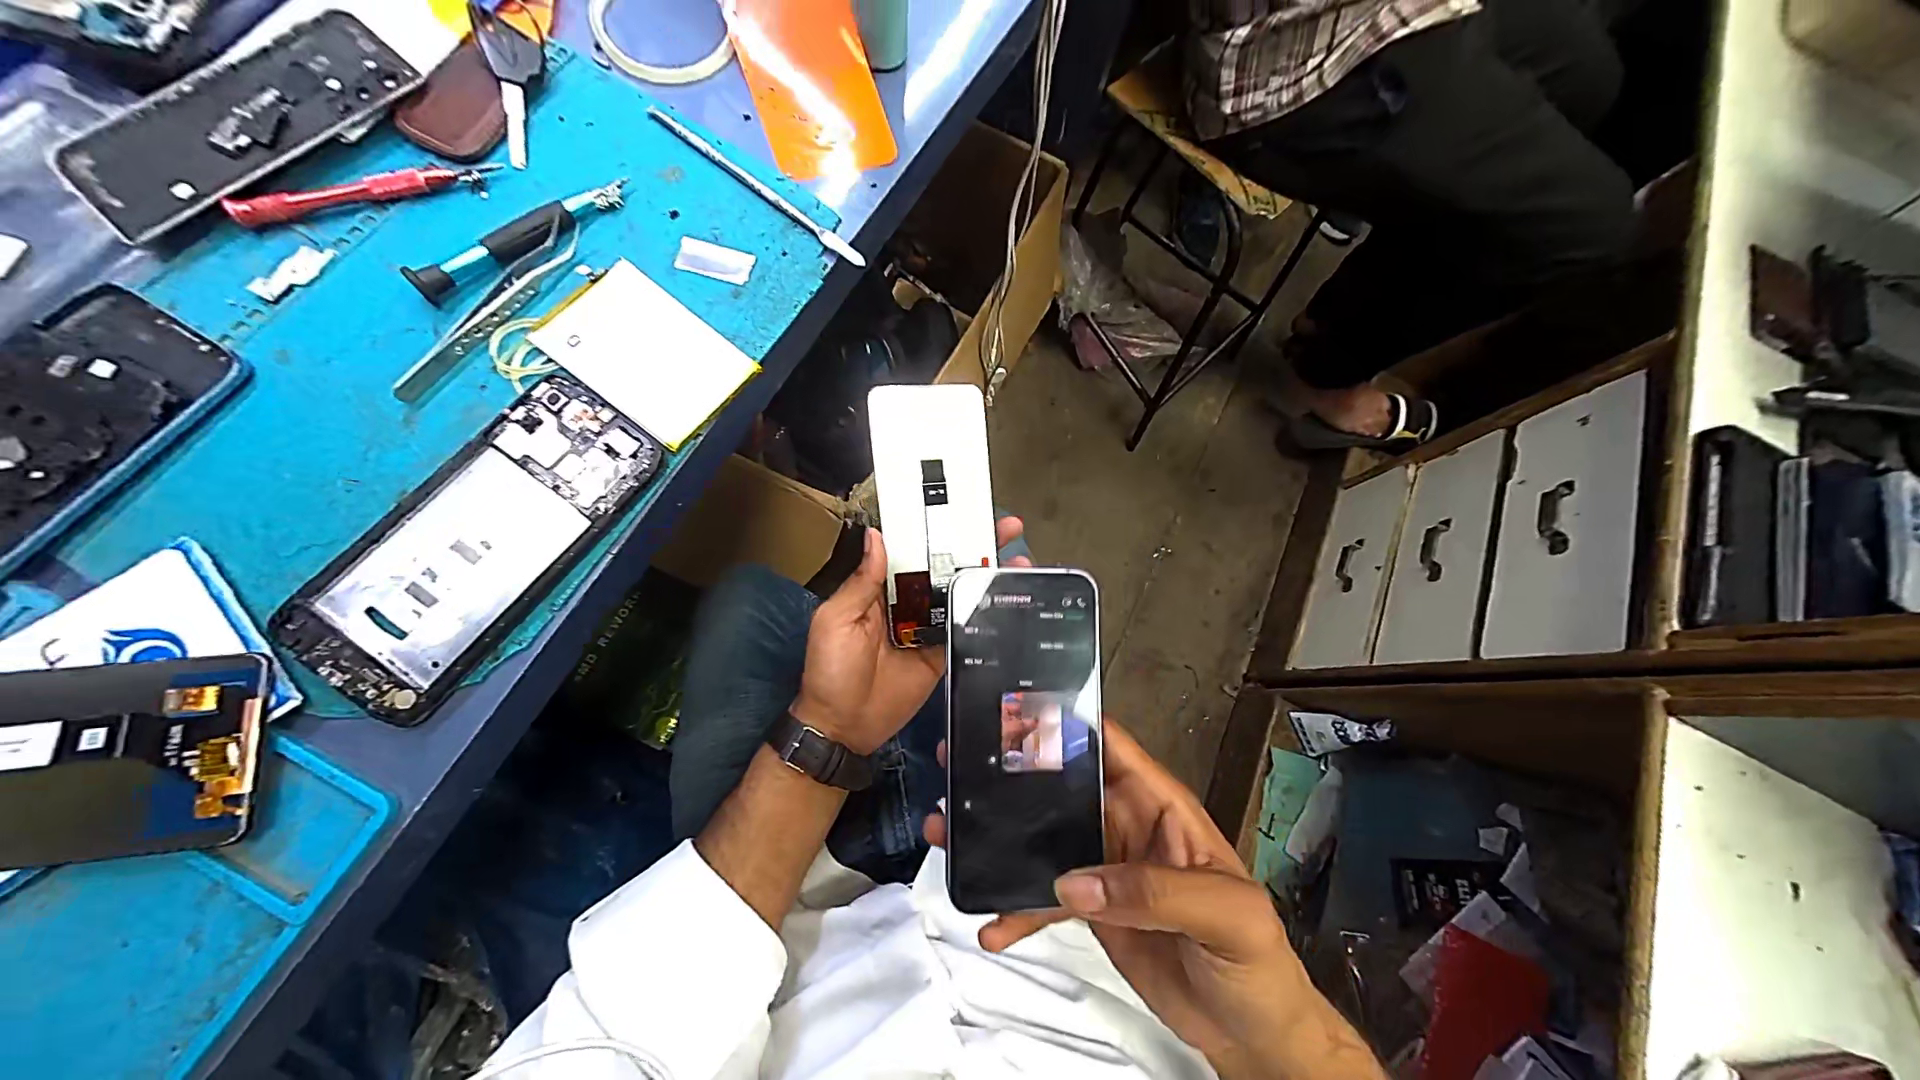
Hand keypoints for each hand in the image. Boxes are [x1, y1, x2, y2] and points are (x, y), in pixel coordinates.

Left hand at [792, 517, 1030, 754]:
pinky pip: (966, 630)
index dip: (935, 531)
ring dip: (987, 577)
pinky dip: (988, 615)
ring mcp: (929, 629)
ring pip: (961, 595)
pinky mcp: (943, 653)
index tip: (961, 511)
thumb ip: (862, 581)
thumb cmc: (831, 669)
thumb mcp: (836, 619)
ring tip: (1019, 559)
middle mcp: (908, 604)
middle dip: (974, 547)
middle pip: (944, 569)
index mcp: (880, 589)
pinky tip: (1011, 599)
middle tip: (1006, 526)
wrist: (844, 726)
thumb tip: (877, 536)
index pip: (912, 552)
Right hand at [923, 724, 1382, 1079]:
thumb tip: (1076, 881)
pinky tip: (992, 923)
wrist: (1251, 1034)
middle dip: (1013, 778)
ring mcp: (1105, 867)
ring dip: (1000, 840)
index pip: (1110, 746)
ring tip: (951, 837)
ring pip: (1043, 839)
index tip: (1017, 715)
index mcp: (1160, 805)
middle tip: (962, 772)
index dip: (1067, 724)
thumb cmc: (1257, 962)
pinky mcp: (1092, 908)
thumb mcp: (1226, 915)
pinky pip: (1044, 898)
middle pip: (1063, 786)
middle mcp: (1126, 825)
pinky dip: (1016, 907)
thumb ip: (1156, 892)